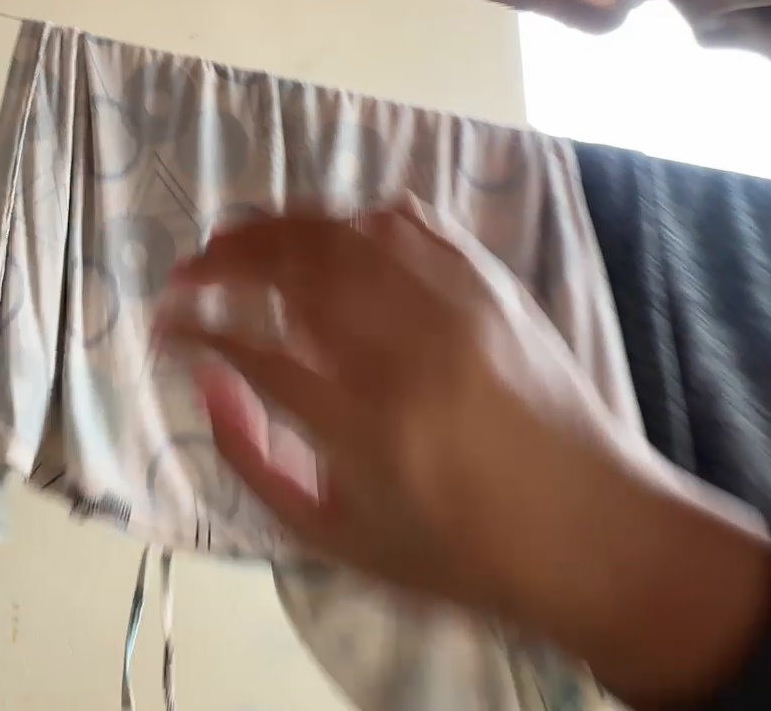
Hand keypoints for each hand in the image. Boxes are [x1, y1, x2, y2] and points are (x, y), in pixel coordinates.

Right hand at [153, 196, 770, 705]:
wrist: (606, 539)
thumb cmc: (460, 551)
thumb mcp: (336, 538)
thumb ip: (251, 462)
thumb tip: (205, 379)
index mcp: (363, 426)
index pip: (249, 347)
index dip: (192, 324)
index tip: (165, 322)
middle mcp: (406, 351)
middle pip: (291, 267)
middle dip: (223, 258)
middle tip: (191, 267)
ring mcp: (455, 307)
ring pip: (342, 232)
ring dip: (277, 227)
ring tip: (239, 236)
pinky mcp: (491, 284)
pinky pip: (410, 222)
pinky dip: (355, 219)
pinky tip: (332, 236)